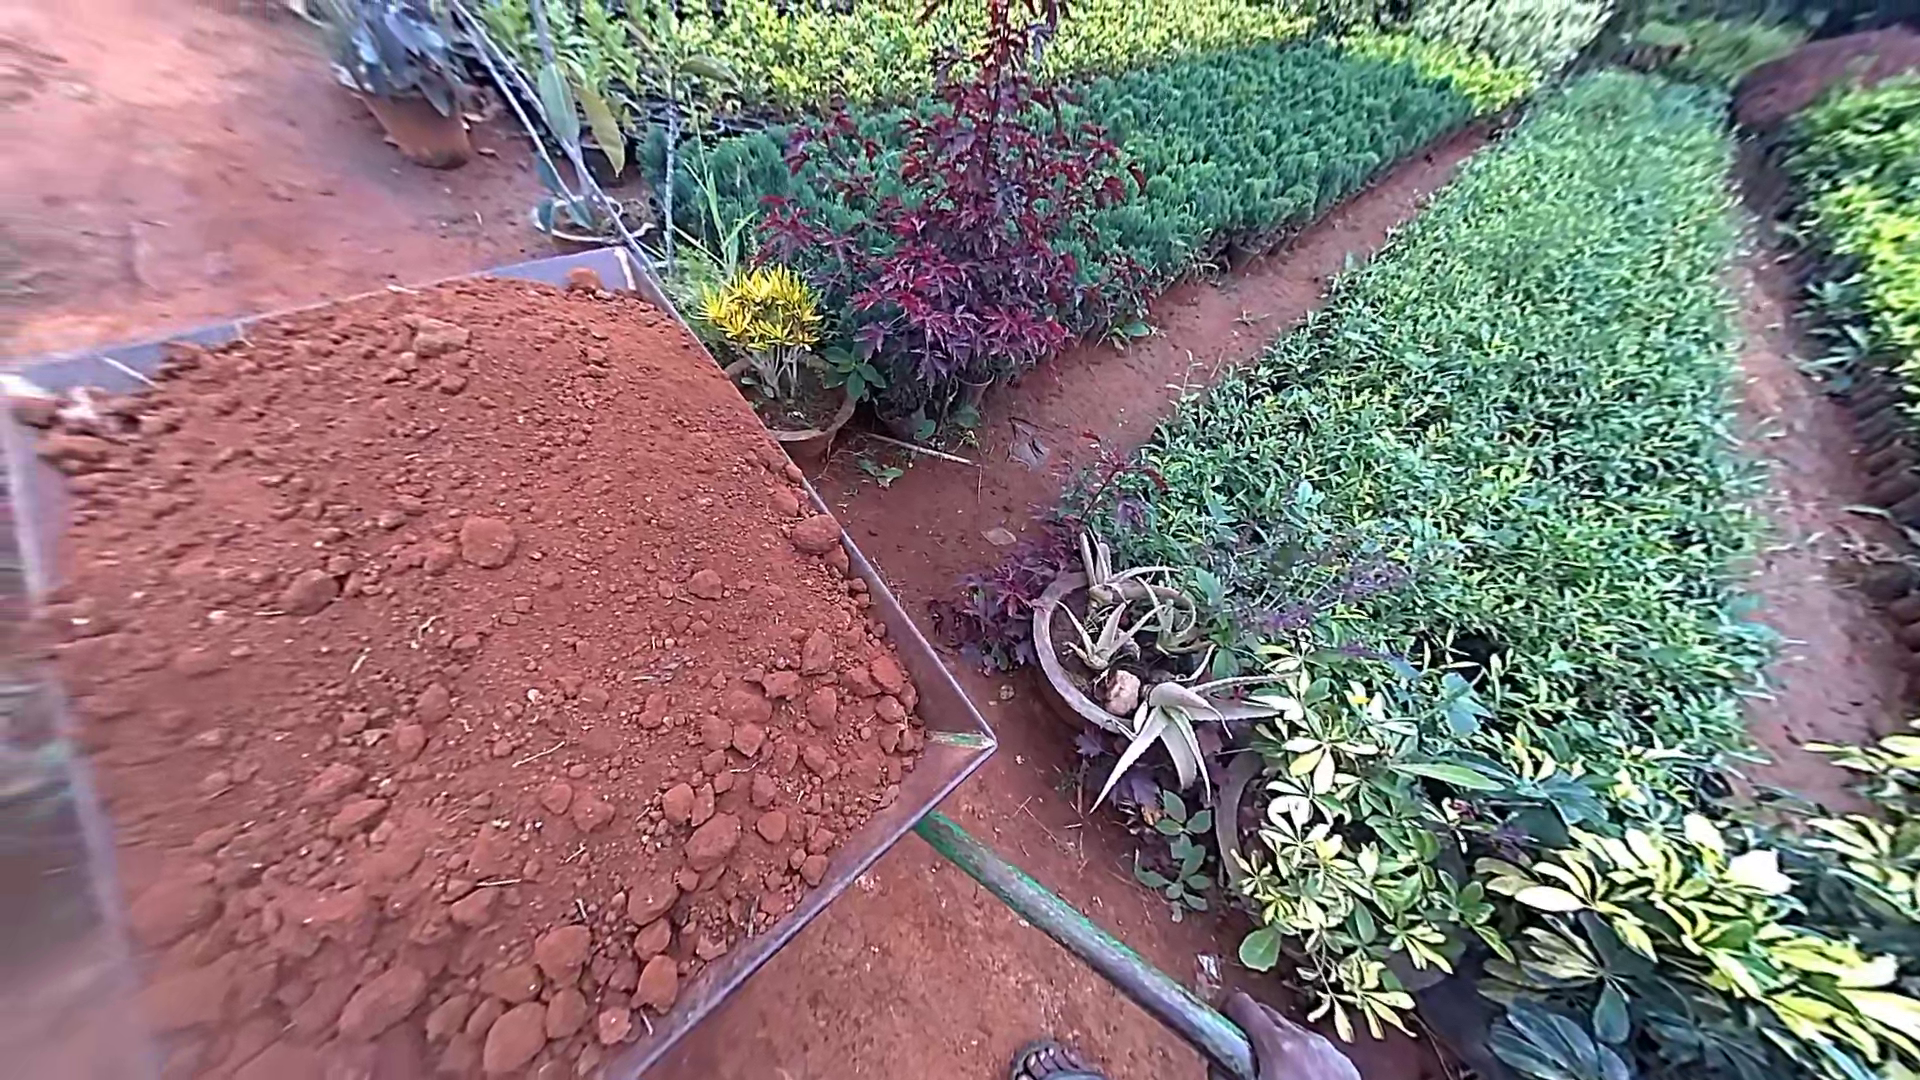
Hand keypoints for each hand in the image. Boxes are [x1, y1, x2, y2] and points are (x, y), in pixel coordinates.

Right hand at [1224, 991, 1361, 1079]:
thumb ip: (1225, 1075)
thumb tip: (1214, 1063)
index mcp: (1277, 1046)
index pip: (1240, 1002)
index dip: (1228, 1012)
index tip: (1224, 1026)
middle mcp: (1303, 1040)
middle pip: (1267, 1013)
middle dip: (1253, 1029)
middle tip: (1247, 1056)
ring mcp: (1328, 1051)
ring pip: (1293, 1031)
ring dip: (1281, 1045)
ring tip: (1279, 1076)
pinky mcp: (1348, 1065)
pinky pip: (1317, 1050)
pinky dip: (1306, 1059)